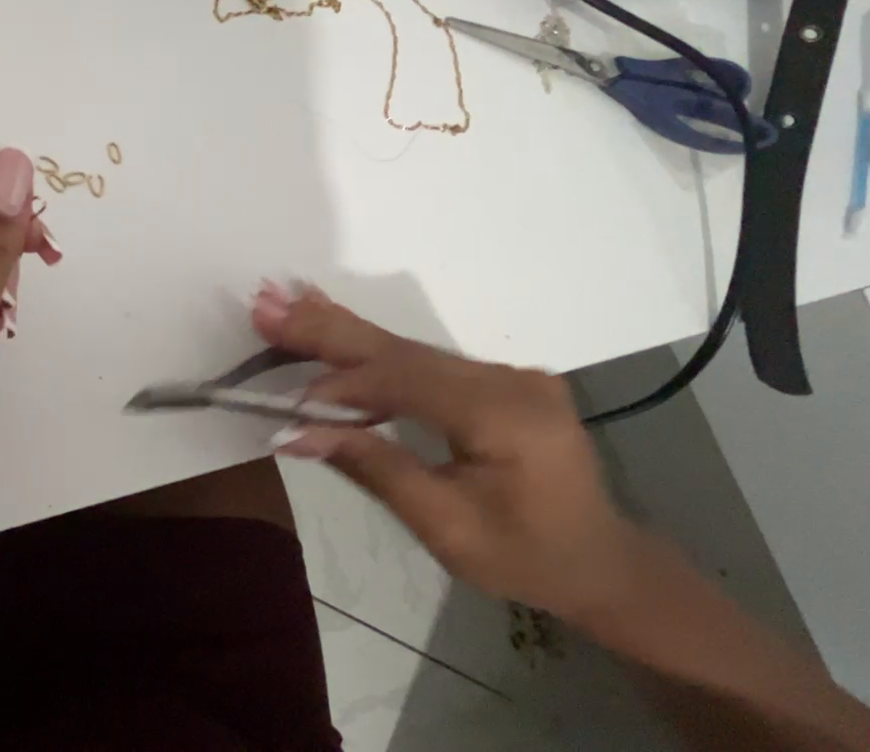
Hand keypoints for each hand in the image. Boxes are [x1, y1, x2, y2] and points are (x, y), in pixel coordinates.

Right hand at [255, 281, 646, 622]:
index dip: (341, 383)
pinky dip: (368, 347)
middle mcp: (508, 379)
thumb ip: (374, 468)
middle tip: (265, 302)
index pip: (406, 382)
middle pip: (400, 349)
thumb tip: (295, 434)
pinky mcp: (495, 378)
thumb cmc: (527, 558)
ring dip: (338, 330)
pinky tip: (328, 318)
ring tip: (282, 303)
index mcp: (506, 416)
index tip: (285, 394)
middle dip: (325, 328)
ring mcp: (505, 373)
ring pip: (405, 348)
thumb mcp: (447, 528)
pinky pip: (421, 359)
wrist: (604, 566)